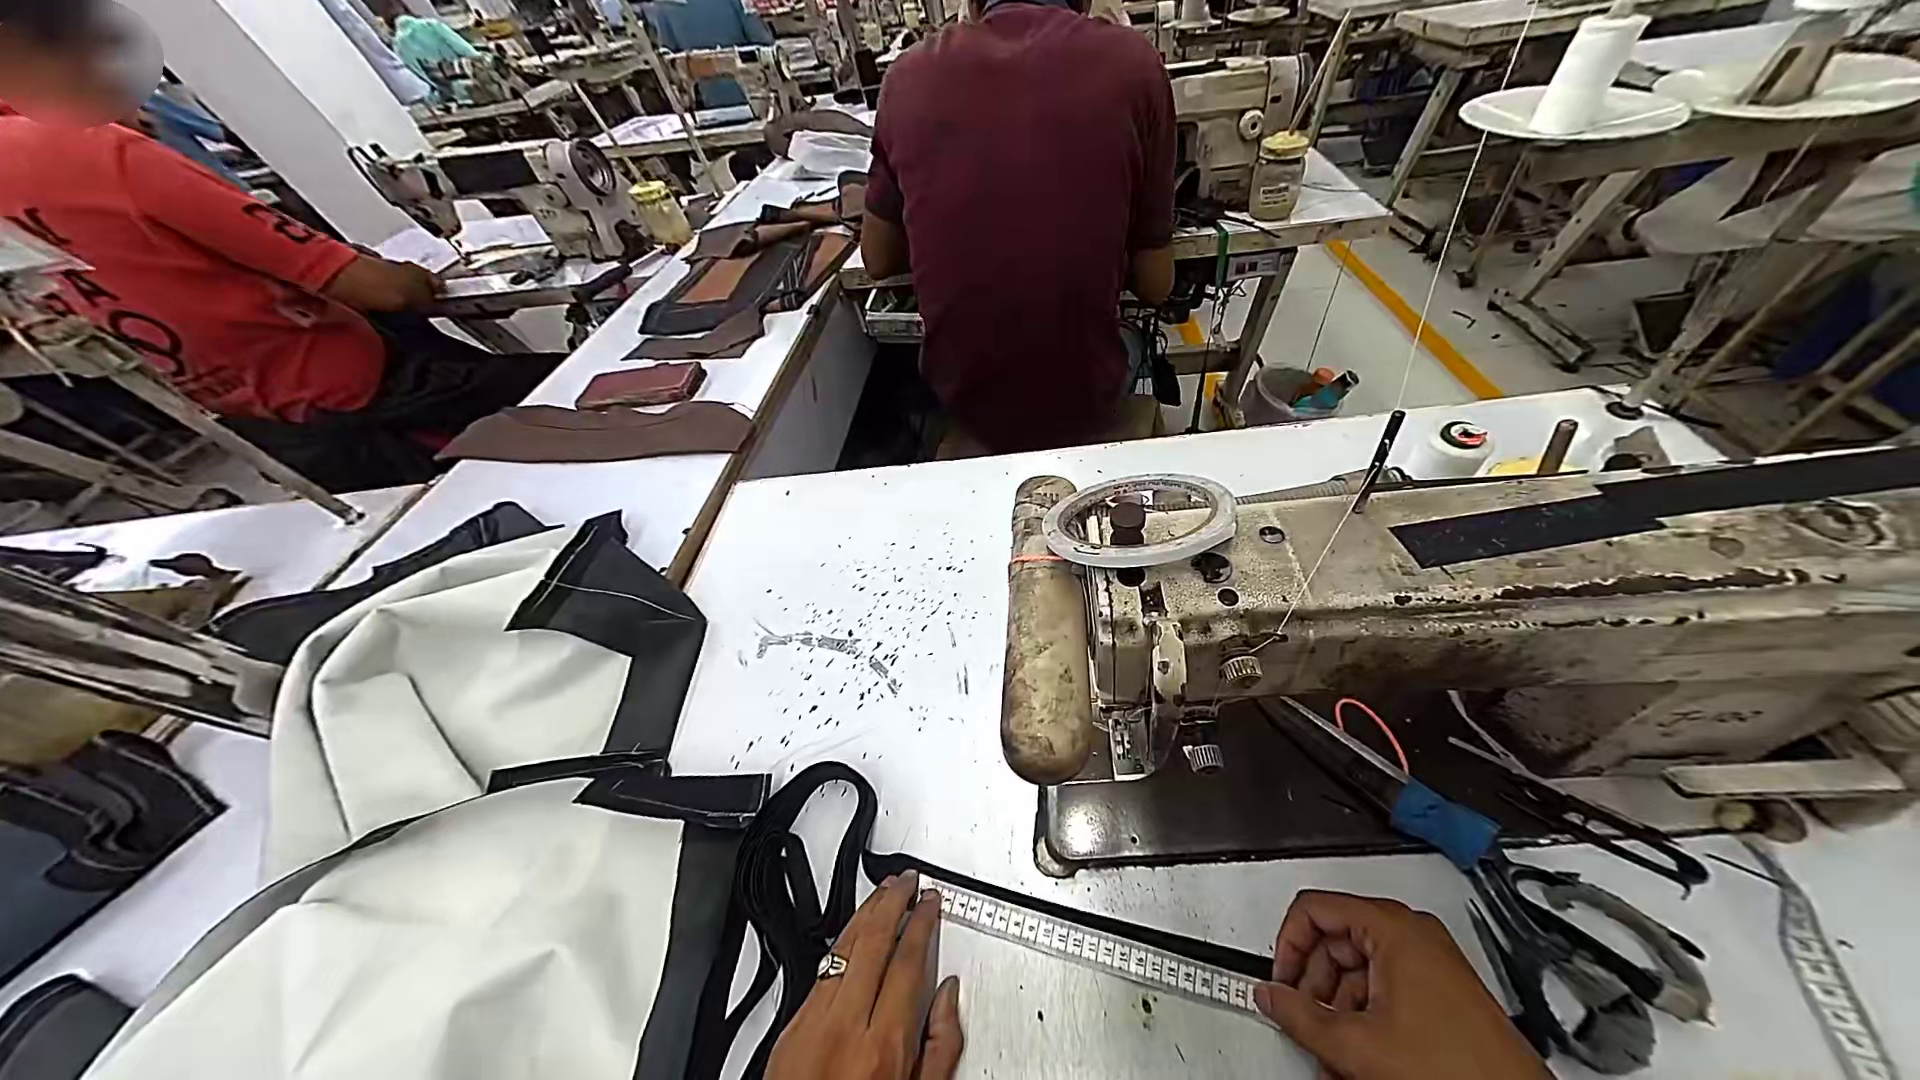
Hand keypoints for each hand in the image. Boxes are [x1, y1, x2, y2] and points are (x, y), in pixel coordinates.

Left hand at [767, 871, 963, 1079]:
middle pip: (875, 939)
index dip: (922, 922)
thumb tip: (949, 995)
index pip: (909, 961)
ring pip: (845, 944)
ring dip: (868, 910)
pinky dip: (843, 939)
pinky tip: (855, 928)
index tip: (930, 903)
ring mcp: (815, 1022)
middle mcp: (847, 1026)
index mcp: (885, 1046)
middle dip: (894, 900)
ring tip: (885, 890)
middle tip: (908, 882)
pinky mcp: (792, 1026)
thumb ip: (941, 1047)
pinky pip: (824, 967)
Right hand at [1254, 890, 1548, 1079]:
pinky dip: (1366, 1014)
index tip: (1282, 977)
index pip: (1313, 909)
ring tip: (1335, 1048)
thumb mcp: (1358, 1043)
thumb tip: (1270, 995)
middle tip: (1306, 1018)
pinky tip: (1362, 1052)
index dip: (1288, 943)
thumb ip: (1300, 1015)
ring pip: (1358, 967)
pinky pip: (1384, 985)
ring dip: (1338, 1006)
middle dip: (1315, 984)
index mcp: (1391, 926)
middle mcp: (1413, 933)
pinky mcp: (1443, 989)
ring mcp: (1431, 960)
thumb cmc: (1462, 1072)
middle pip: (1334, 939)